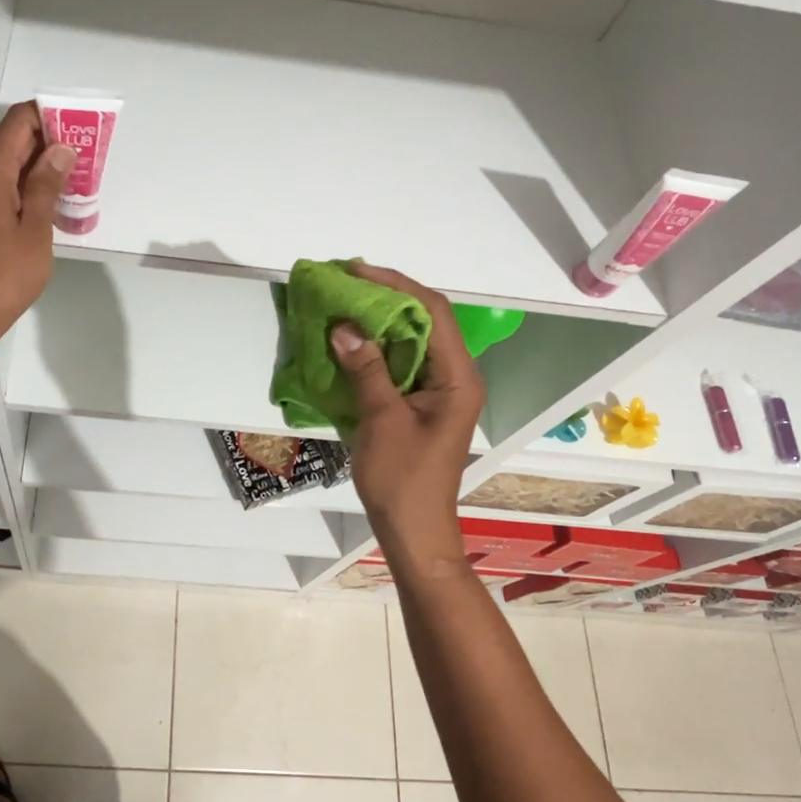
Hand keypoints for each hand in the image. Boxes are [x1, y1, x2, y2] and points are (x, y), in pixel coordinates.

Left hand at [0, 101, 75, 338]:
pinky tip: (58, 198)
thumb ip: (46, 185)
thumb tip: (61, 148)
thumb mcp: (35, 228)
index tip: (82, 126)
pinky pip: (10, 184)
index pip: (19, 122)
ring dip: (45, 162)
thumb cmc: (7, 273)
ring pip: (14, 162)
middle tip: (90, 150)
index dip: (50, 116)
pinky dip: (34, 183)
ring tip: (81, 173)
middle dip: (52, 138)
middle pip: (16, 139)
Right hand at [331, 264, 484, 559]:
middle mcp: (455, 376)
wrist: (412, 530)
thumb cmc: (402, 480)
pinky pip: (401, 363)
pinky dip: (376, 347)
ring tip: (342, 303)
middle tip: (345, 282)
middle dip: (386, 297)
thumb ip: (366, 370)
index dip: (396, 286)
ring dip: (379, 320)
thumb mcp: (381, 421)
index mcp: (458, 378)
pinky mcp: (421, 403)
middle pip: (425, 320)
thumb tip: (343, 327)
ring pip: (412, 340)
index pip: (432, 313)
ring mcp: (439, 390)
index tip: (357, 272)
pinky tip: (348, 341)